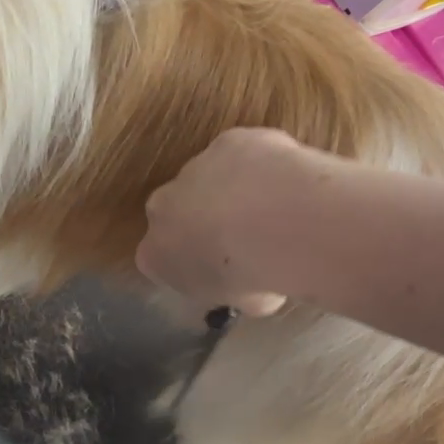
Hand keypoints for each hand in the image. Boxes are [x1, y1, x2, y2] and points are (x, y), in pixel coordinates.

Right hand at [135, 128, 350, 316]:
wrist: (281, 223)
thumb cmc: (254, 276)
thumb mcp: (241, 303)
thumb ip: (234, 291)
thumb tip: (253, 288)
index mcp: (155, 255)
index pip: (161, 260)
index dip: (191, 264)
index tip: (220, 270)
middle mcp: (161, 209)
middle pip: (177, 212)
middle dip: (202, 220)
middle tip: (244, 237)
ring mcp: (192, 169)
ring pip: (209, 179)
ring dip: (233, 190)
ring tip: (276, 207)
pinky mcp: (228, 141)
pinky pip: (243, 154)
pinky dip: (261, 164)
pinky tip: (288, 180)